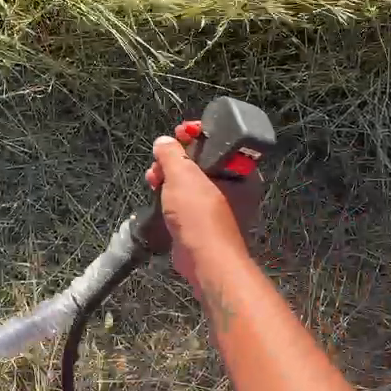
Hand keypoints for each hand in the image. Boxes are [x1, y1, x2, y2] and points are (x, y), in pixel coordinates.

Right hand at [144, 120, 259, 280]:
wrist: (204, 259)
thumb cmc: (198, 213)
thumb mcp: (182, 175)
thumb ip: (171, 153)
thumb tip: (163, 141)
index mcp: (237, 171)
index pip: (217, 141)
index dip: (195, 133)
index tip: (177, 132)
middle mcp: (231, 185)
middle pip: (198, 159)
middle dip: (174, 157)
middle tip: (159, 159)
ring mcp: (216, 202)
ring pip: (188, 178)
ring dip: (167, 174)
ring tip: (153, 177)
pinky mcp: (202, 218)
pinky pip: (184, 196)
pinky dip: (170, 191)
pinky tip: (155, 190)